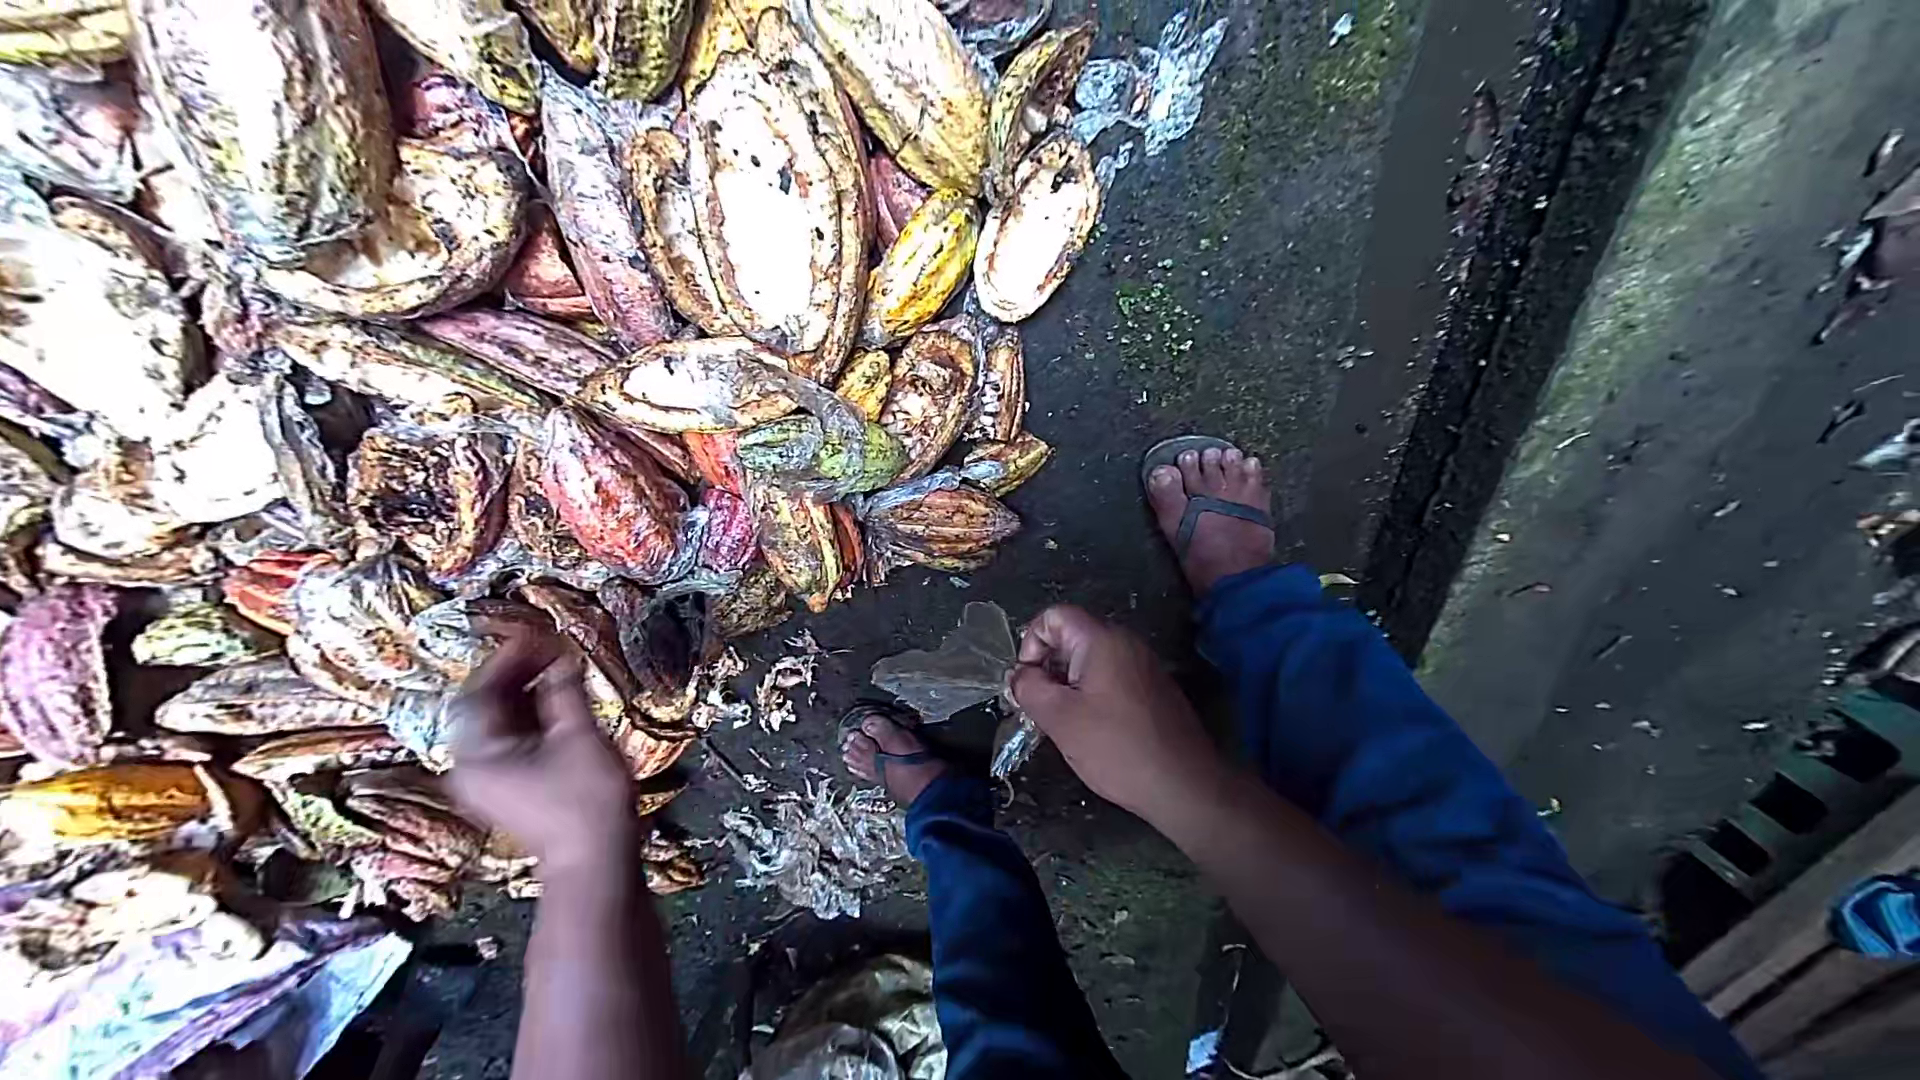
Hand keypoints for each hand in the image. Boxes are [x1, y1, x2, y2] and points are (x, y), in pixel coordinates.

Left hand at [449, 634, 637, 878]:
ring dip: (524, 692)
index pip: (477, 693)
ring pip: (496, 722)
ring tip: (558, 667)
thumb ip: (565, 692)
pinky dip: (529, 715)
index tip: (537, 635)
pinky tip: (557, 701)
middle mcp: (469, 766)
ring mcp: (486, 780)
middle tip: (551, 648)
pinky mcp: (507, 786)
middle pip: (482, 707)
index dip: (506, 659)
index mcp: (477, 754)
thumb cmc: (586, 798)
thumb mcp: (579, 736)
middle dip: (516, 673)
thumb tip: (562, 659)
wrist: (593, 856)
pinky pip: (508, 739)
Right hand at [1010, 605, 1226, 820]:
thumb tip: (1019, 674)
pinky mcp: (1152, 687)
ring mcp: (1143, 664)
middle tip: (1040, 706)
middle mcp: (1126, 642)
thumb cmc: (1117, 748)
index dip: (1031, 642)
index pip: (1053, 616)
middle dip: (1047, 666)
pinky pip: (1110, 676)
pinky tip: (1092, 729)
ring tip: (1063, 721)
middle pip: (1071, 636)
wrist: (1184, 785)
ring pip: (1089, 660)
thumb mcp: (1058, 718)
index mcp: (1102, 639)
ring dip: (1067, 684)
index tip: (1029, 681)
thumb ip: (1028, 687)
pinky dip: (1091, 693)